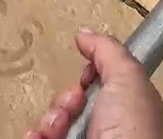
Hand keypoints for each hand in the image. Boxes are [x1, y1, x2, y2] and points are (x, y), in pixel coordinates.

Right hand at [27, 28, 162, 138]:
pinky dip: (33, 137)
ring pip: (51, 124)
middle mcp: (102, 129)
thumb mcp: (127, 77)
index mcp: (124, 108)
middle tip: (73, 105)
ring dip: (49, 119)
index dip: (86, 76)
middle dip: (64, 99)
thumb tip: (84, 34)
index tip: (86, 77)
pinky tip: (37, 137)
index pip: (97, 85)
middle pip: (70, 103)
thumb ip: (107, 51)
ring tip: (56, 127)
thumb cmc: (130, 127)